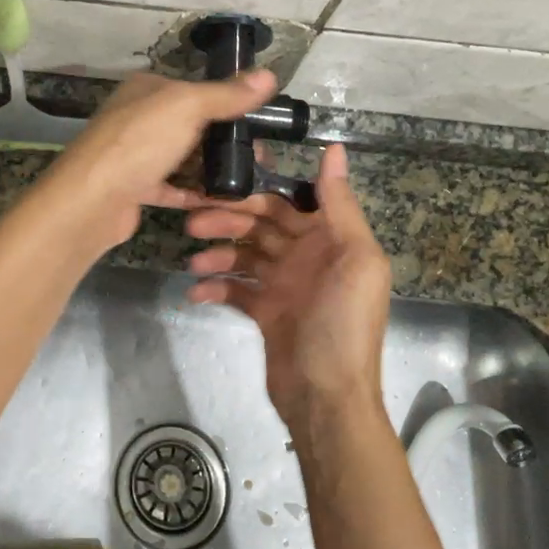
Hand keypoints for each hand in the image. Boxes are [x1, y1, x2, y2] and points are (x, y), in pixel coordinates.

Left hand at [30, 69, 277, 253]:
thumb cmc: (139, 142)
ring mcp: (136, 154)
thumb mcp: (187, 107)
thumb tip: (268, 74)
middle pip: (192, 126)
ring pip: (184, 159)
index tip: (261, 125)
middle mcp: (139, 117)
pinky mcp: (136, 188)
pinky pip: (173, 188)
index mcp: (148, 89)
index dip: (228, 104)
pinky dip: (195, 194)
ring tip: (249, 183)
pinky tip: (221, 202)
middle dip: (224, 142)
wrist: (92, 200)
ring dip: (211, 170)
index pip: (195, 90)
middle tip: (260, 161)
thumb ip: (226, 94)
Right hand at [185, 144, 390, 432]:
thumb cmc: (344, 324)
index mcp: (332, 239)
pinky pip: (235, 290)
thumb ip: (340, 204)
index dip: (256, 188)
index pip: (288, 200)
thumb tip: (334, 149)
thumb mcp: (355, 260)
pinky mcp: (265, 312)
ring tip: (193, 260)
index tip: (220, 178)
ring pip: (244, 254)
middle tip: (193, 220)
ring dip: (217, 253)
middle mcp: (308, 256)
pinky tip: (195, 291)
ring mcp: (285, 285)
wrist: (327, 399)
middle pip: (260, 224)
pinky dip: (215, 287)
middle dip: (228, 219)